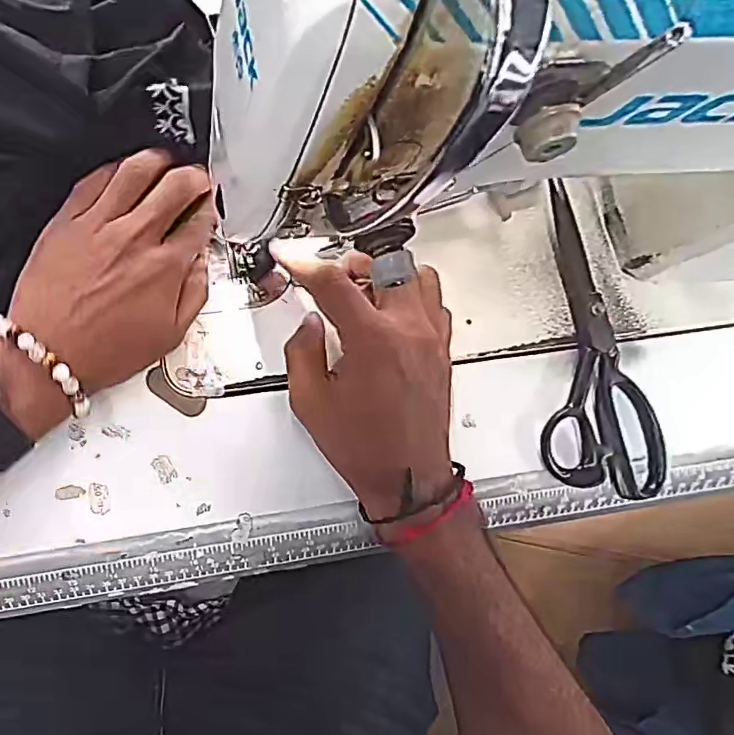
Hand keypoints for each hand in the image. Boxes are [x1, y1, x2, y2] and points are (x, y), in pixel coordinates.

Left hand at [5, 149, 215, 394]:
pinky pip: (93, 180)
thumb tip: (201, 266)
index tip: (206, 210)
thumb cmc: (101, 352)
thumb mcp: (167, 337)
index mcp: (164, 269)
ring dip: (158, 161)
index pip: (199, 223)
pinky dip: (113, 170)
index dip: (208, 211)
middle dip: (194, 177)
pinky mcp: (66, 223)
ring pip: (136, 169)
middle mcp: (134, 240)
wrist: (47, 356)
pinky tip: (119, 175)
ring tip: (162, 164)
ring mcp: (99, 226)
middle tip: (194, 180)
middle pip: (176, 185)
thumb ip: (193, 295)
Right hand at [279, 248, 455, 521]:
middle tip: (329, 281)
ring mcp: (431, 339)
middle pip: (384, 265)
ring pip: (417, 275)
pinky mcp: (442, 350)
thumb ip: (302, 352)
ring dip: (385, 277)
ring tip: (362, 294)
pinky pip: (434, 303)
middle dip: (350, 266)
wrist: (407, 477)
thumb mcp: (310, 402)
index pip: (333, 282)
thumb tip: (307, 325)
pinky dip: (410, 297)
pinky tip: (390, 315)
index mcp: (372, 340)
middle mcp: (408, 331)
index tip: (291, 257)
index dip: (304, 263)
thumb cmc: (366, 447)